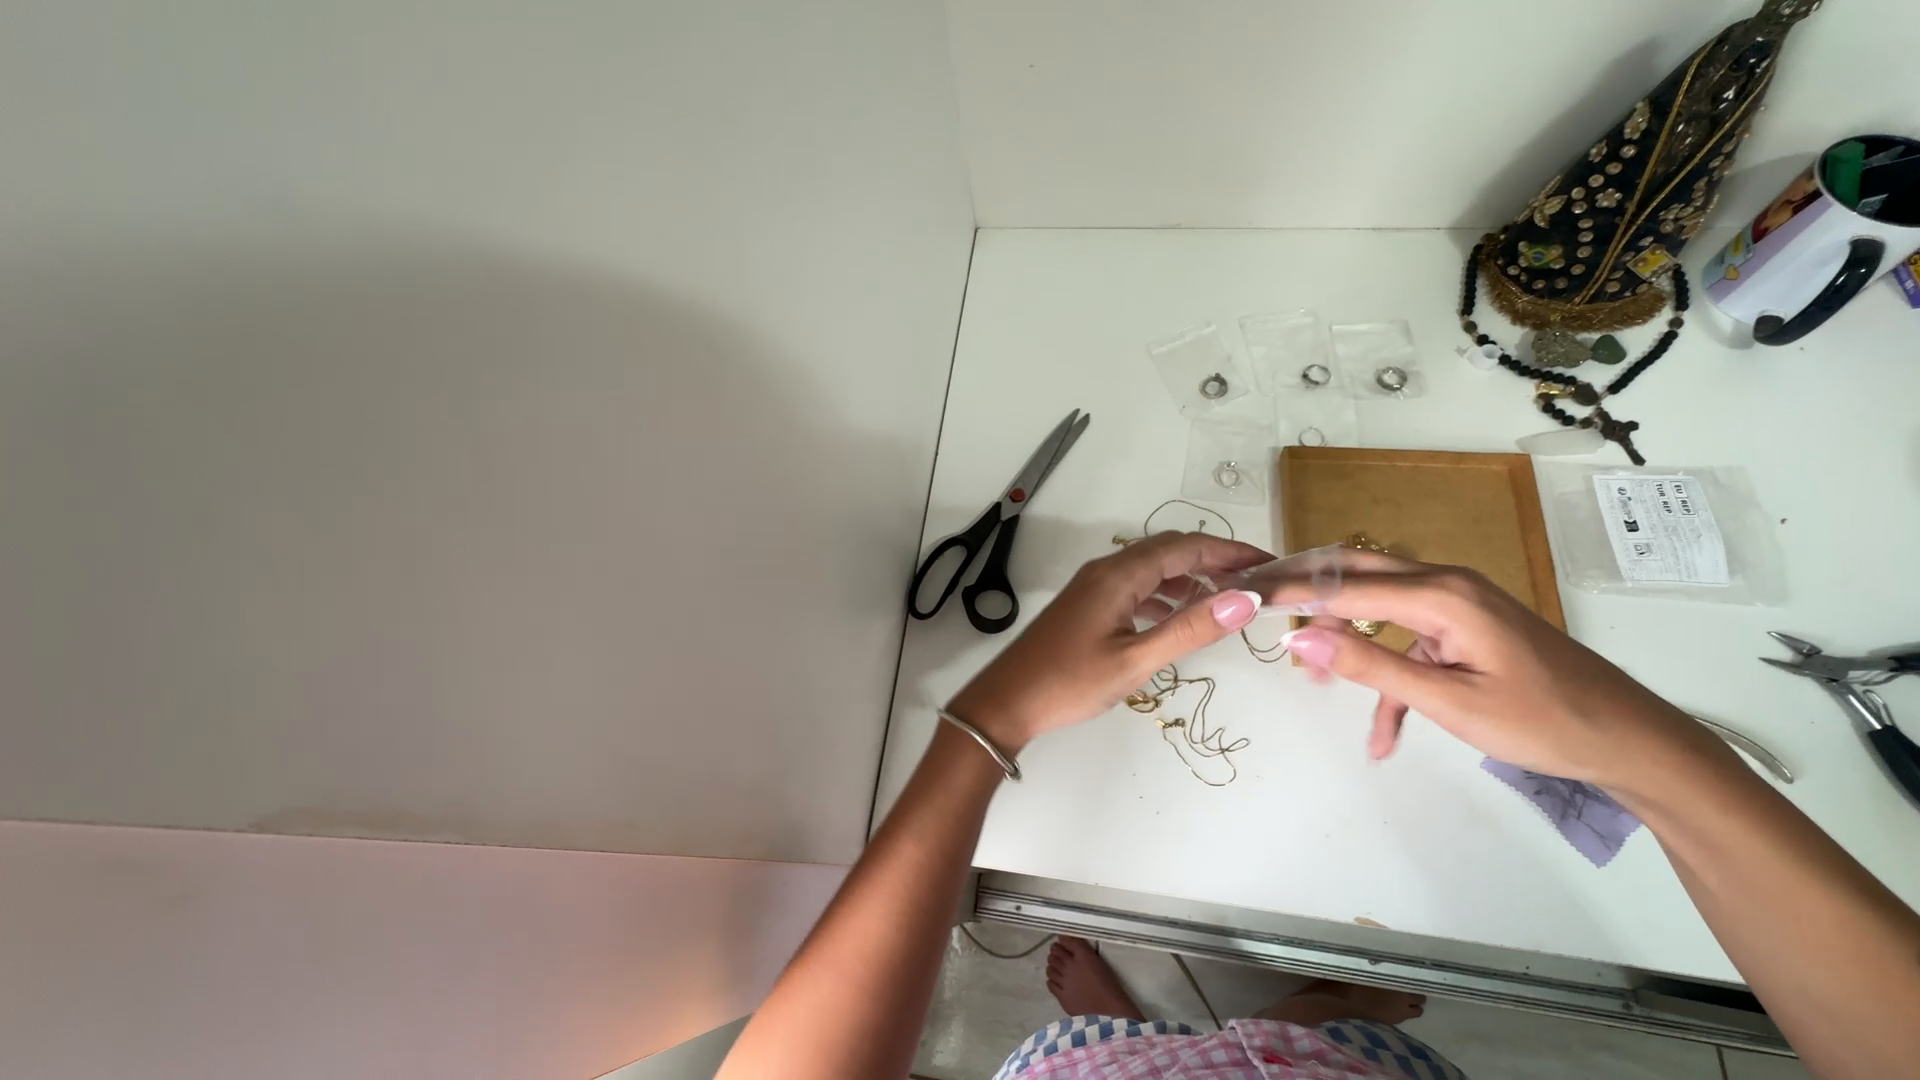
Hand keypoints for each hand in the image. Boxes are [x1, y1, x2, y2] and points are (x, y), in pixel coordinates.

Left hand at [948, 531, 1271, 752]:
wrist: (1007, 702)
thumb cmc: (1069, 682)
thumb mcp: (1135, 660)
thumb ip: (1189, 629)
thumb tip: (1244, 599)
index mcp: (1118, 576)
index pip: (1186, 547)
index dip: (1230, 551)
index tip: (1271, 562)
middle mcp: (1107, 571)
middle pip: (1170, 552)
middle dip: (1215, 561)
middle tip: (1257, 581)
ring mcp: (1095, 588)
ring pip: (1153, 570)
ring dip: (1191, 579)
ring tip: (1229, 601)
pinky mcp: (1089, 606)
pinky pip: (1137, 589)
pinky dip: (1166, 596)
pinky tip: (1181, 618)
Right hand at [1265, 551, 1709, 787]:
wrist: (1630, 739)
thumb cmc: (1542, 722)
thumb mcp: (1447, 701)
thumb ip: (1368, 667)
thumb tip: (1298, 640)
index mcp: (1440, 595)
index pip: (1342, 587)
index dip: (1288, 593)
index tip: (1242, 597)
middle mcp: (1444, 583)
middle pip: (1354, 573)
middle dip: (1303, 589)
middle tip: (1255, 600)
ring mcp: (1457, 603)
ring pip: (1376, 606)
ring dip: (1341, 637)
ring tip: (1309, 678)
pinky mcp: (1465, 627)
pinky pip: (1408, 640)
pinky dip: (1388, 677)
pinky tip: (1384, 734)